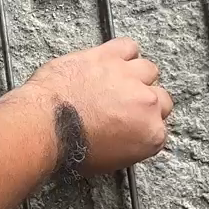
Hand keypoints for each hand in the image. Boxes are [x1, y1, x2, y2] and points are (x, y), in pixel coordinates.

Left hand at [14, 37, 172, 175]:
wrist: (47, 125)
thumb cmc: (69, 148)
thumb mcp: (107, 162)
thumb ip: (127, 144)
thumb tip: (122, 136)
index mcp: (150, 134)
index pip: (159, 128)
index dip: (143, 126)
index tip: (132, 125)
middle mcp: (148, 104)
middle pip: (161, 99)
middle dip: (144, 103)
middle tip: (125, 106)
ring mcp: (130, 77)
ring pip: (148, 69)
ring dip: (136, 76)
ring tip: (118, 82)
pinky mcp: (109, 57)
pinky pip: (127, 46)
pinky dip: (123, 52)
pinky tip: (112, 60)